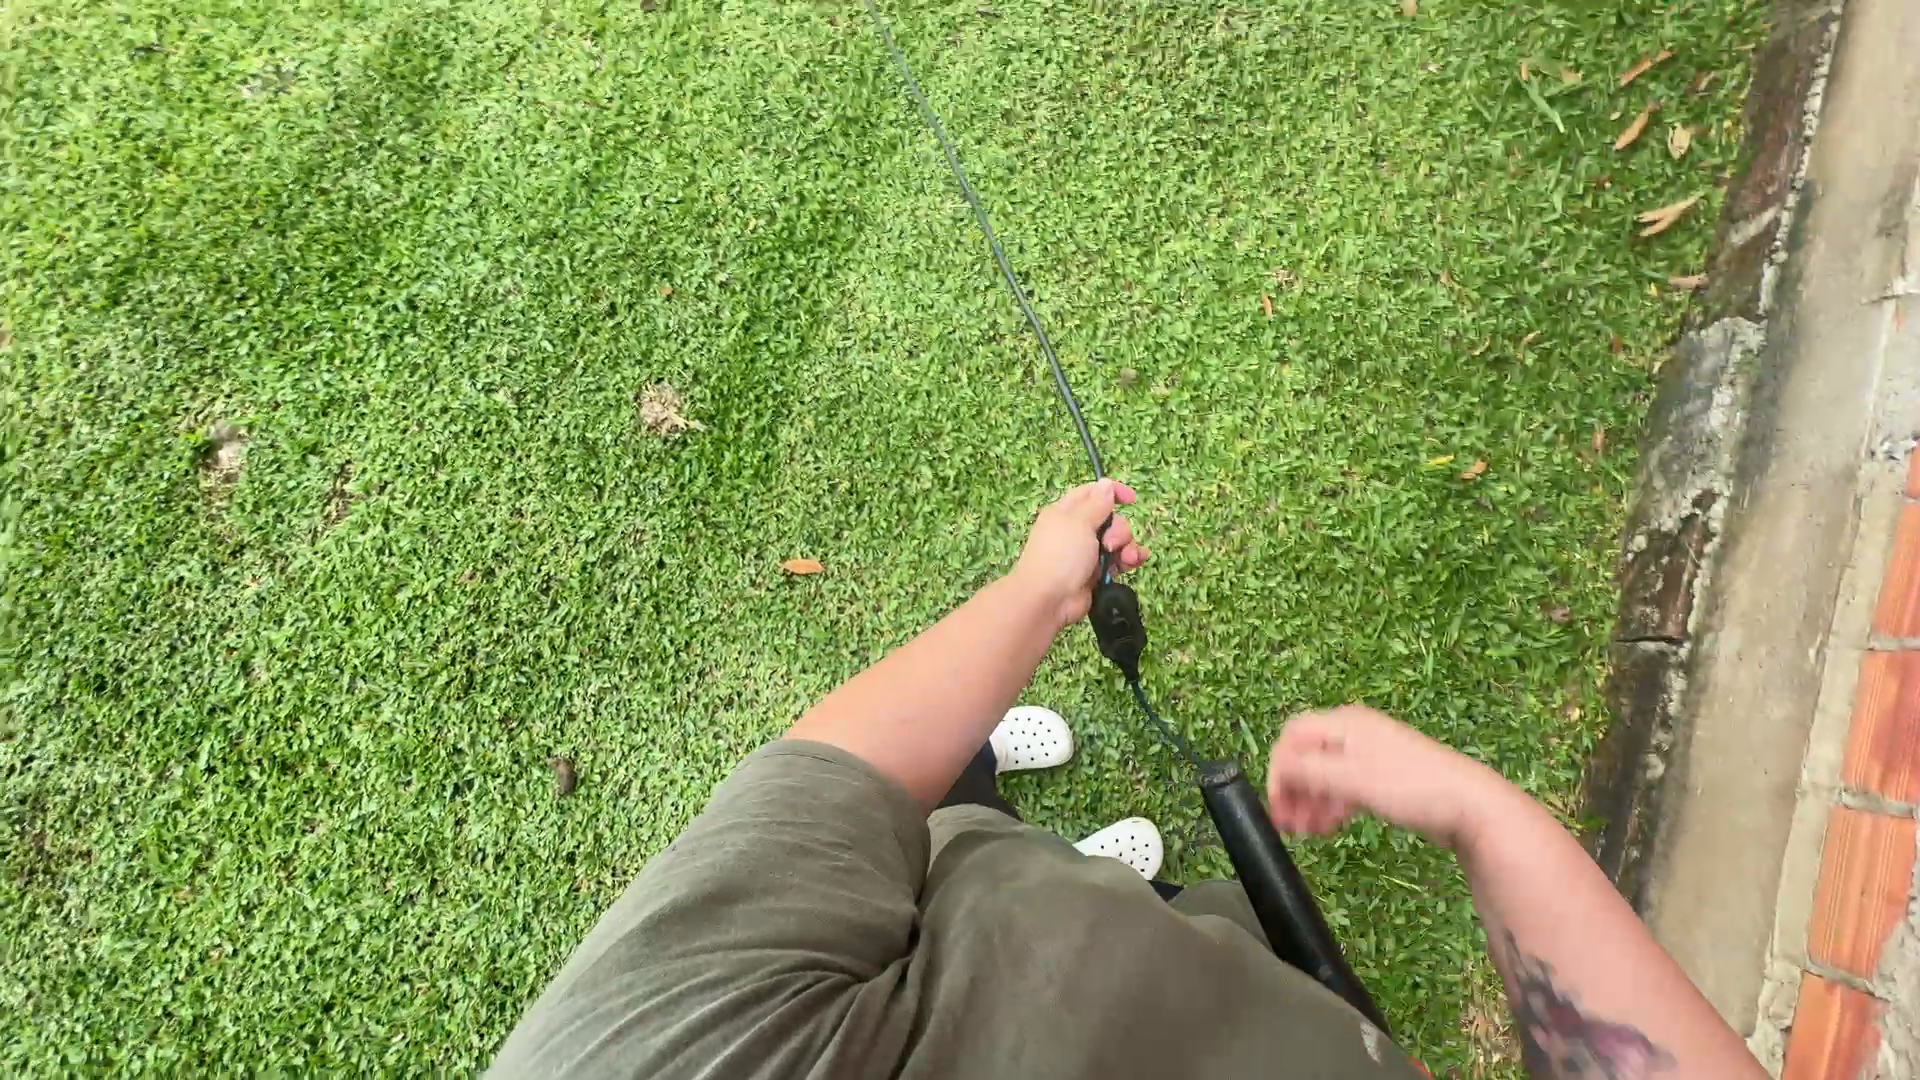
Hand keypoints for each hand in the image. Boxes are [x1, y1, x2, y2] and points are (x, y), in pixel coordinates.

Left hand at [1011, 479, 1149, 630]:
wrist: (1049, 599)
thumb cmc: (1060, 555)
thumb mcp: (1079, 523)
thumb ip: (1097, 504)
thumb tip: (1106, 484)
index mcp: (1066, 512)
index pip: (1091, 493)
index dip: (1112, 492)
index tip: (1131, 499)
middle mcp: (1077, 530)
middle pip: (1110, 518)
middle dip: (1119, 529)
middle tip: (1110, 545)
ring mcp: (1087, 552)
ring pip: (1118, 540)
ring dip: (1128, 546)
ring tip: (1128, 559)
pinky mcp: (1096, 573)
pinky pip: (1119, 560)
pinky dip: (1129, 560)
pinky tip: (1136, 562)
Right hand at [1265, 706, 1520, 851]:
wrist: (1475, 809)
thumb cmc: (1410, 787)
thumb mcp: (1351, 778)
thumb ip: (1307, 771)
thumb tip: (1276, 771)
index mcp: (1344, 723)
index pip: (1292, 737)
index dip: (1278, 769)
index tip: (1275, 803)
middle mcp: (1353, 733)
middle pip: (1307, 757)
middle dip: (1294, 790)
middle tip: (1289, 825)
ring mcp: (1370, 755)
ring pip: (1325, 774)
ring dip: (1311, 801)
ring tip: (1309, 832)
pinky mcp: (1384, 777)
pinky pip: (1344, 787)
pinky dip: (1332, 804)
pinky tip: (1331, 826)